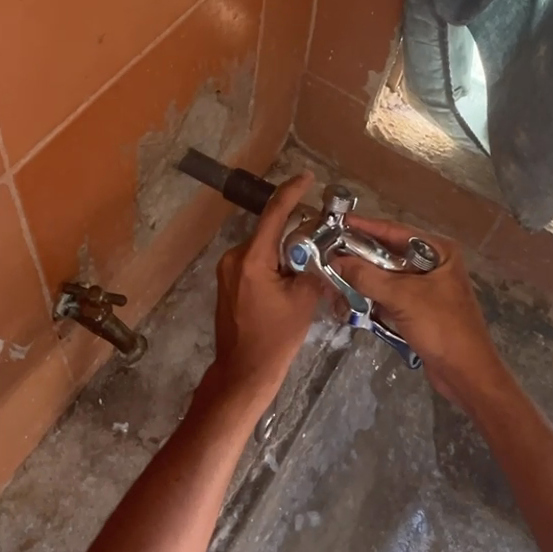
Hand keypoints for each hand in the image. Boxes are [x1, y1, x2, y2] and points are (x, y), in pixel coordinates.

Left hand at [208, 172, 329, 404]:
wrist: (242, 374)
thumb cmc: (274, 340)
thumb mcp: (303, 302)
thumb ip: (313, 269)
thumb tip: (324, 250)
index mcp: (252, 259)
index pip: (274, 214)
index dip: (292, 192)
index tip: (307, 177)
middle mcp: (235, 257)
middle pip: (270, 231)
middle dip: (295, 230)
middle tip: (322, 233)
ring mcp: (228, 270)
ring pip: (264, 247)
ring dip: (285, 251)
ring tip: (311, 263)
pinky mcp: (229, 282)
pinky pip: (256, 261)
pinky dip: (274, 263)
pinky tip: (291, 277)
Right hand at [329, 216, 503, 404]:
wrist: (467, 375)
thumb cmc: (441, 327)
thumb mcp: (402, 297)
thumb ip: (367, 276)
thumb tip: (334, 261)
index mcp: (438, 250)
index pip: (394, 230)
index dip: (364, 227)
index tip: (336, 222)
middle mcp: (433, 263)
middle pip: (388, 253)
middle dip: (359, 256)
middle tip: (328, 253)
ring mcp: (427, 287)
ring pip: (387, 276)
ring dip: (363, 279)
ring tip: (332, 278)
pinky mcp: (420, 309)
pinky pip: (390, 295)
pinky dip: (372, 297)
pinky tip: (348, 300)